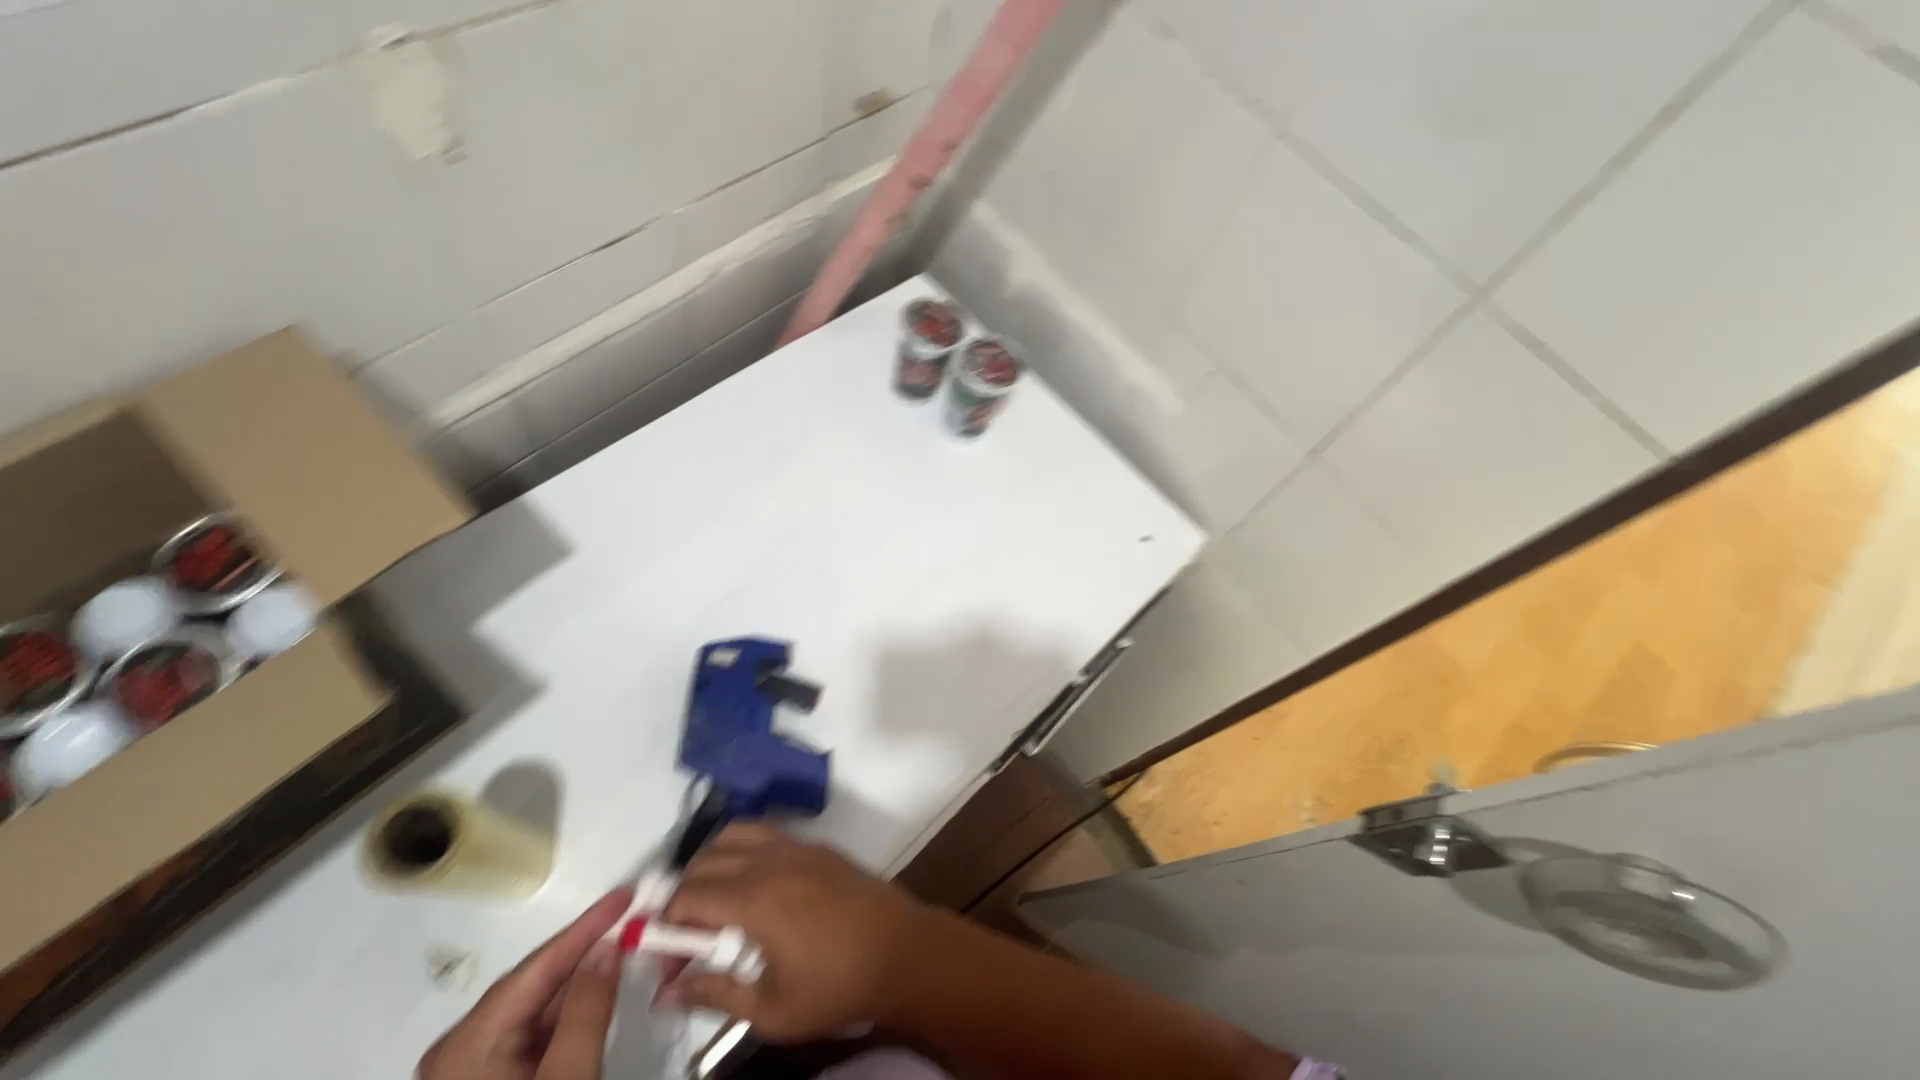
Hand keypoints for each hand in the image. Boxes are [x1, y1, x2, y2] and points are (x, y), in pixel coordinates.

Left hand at [419, 887, 633, 1079]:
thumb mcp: (569, 1077)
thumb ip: (587, 1009)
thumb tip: (607, 948)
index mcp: (467, 1043)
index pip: (536, 968)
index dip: (585, 928)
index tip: (626, 894)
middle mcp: (457, 1048)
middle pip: (532, 986)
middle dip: (583, 952)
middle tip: (631, 921)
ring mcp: (467, 1068)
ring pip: (533, 1010)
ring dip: (578, 983)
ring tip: (622, 951)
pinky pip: (530, 1033)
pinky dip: (565, 1014)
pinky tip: (594, 999)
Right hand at [659, 824, 931, 1041]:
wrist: (906, 953)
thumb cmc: (839, 987)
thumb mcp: (773, 1010)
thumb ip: (715, 995)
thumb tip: (668, 991)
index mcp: (755, 900)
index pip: (686, 896)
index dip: (665, 926)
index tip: (667, 957)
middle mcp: (770, 861)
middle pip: (703, 861)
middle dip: (683, 896)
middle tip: (688, 938)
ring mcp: (797, 847)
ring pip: (734, 834)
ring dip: (711, 863)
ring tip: (714, 903)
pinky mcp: (818, 847)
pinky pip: (766, 833)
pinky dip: (743, 849)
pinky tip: (753, 884)